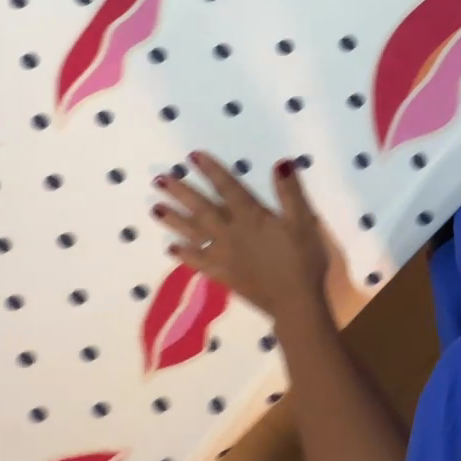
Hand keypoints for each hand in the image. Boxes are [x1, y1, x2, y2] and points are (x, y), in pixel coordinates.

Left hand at [153, 154, 332, 329]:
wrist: (295, 302)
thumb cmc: (303, 259)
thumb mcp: (304, 222)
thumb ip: (290, 193)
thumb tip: (280, 163)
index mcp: (252, 217)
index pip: (228, 188)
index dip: (212, 171)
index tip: (192, 157)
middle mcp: (232, 233)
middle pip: (203, 209)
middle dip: (182, 193)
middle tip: (160, 180)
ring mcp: (224, 256)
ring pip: (195, 234)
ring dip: (175, 220)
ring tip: (156, 209)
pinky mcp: (223, 275)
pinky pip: (199, 262)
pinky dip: (185, 254)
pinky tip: (172, 248)